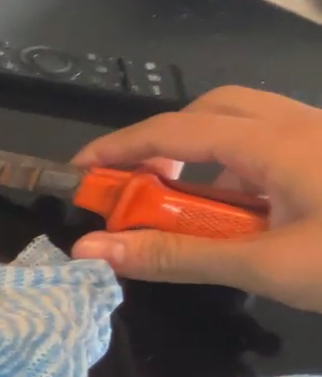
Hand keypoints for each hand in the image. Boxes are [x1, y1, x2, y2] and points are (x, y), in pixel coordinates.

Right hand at [70, 85, 321, 310]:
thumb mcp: (272, 267)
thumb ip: (176, 255)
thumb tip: (90, 250)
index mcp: (282, 144)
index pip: (172, 130)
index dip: (115, 149)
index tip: (77, 176)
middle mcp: (310, 129)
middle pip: (215, 109)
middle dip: (162, 141)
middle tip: (141, 188)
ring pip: (253, 126)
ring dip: (204, 158)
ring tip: (194, 209)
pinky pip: (285, 149)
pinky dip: (245, 173)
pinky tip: (251, 216)